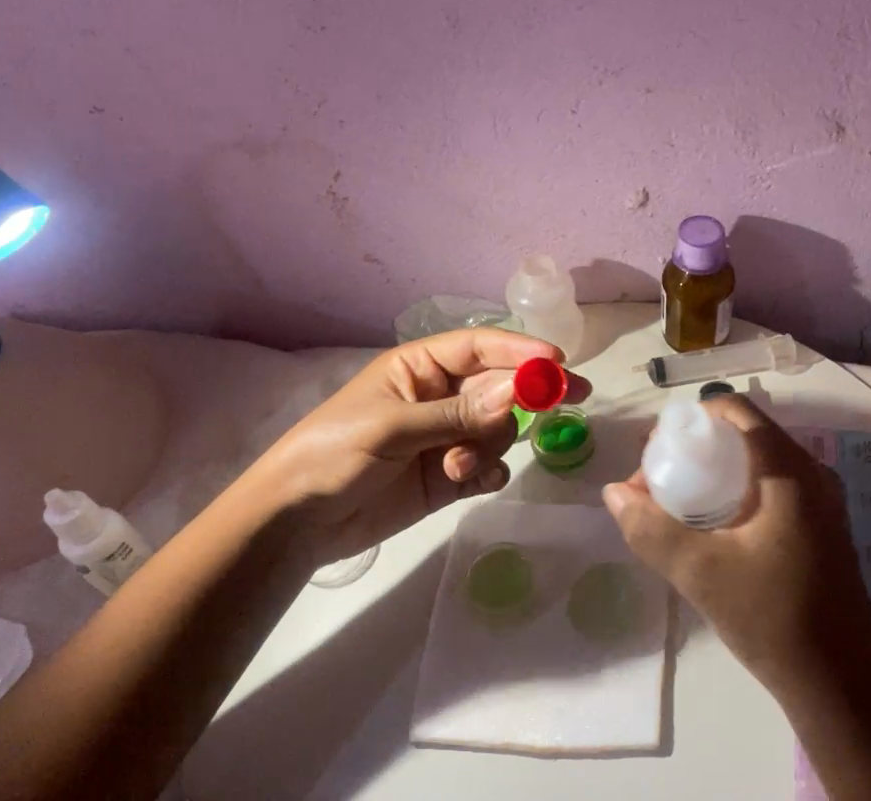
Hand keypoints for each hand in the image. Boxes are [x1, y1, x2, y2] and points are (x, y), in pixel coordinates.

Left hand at [248, 328, 587, 564]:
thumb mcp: (392, 426)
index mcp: (419, 368)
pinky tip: (472, 482)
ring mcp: (446, 438)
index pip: (480, 347)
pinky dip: (489, 473)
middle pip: (500, 387)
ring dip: (490, 446)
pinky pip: (489, 467)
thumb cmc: (333, 453)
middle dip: (529, 395)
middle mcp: (439, 397)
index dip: (520, 351)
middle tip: (574, 398)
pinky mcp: (448, 477)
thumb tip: (515, 396)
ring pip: (499, 430)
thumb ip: (456, 413)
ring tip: (457, 467)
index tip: (558, 363)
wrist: (297, 522)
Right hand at [602, 395, 870, 695]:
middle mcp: (814, 473)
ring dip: (718, 475)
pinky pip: (775, 489)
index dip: (692, 420)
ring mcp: (824, 502)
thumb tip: (614, 492)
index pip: (737, 411)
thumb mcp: (700, 573)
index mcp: (791, 470)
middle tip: (661, 484)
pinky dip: (740, 494)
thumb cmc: (772, 618)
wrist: (839, 682)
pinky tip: (716, 531)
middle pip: (746, 436)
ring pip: (761, 465)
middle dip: (698, 450)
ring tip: (681, 508)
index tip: (658, 453)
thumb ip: (651, 529)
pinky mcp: (824, 528)